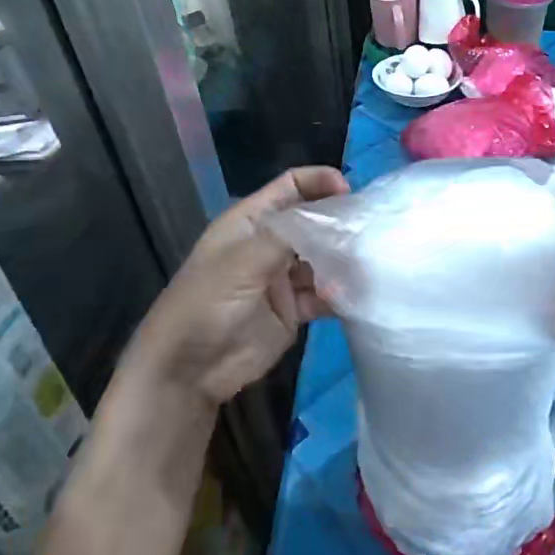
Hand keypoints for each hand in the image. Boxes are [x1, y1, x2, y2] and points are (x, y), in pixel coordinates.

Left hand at [124, 166, 349, 410]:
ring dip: (344, 259)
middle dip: (340, 222)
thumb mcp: (244, 261)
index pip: (291, 186)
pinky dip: (340, 293)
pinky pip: (324, 294)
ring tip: (366, 264)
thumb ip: (290, 235)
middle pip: (314, 221)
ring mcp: (282, 278)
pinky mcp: (292, 310)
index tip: (349, 191)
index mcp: (251, 222)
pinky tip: (352, 296)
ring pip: (323, 258)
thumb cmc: (206, 304)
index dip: (319, 181)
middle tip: (368, 229)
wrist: (185, 373)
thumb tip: (334, 217)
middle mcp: (270, 244)